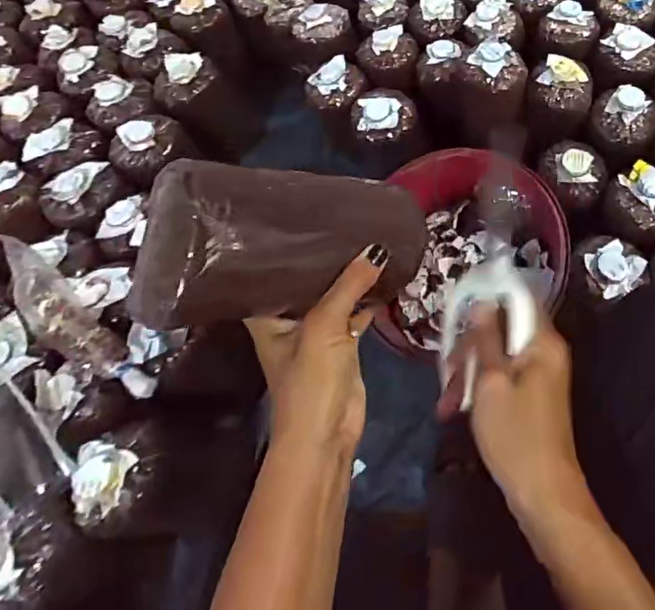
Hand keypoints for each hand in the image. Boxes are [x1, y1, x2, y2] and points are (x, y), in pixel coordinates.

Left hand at [245, 243, 385, 454]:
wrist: (327, 432)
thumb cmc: (310, 378)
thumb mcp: (325, 324)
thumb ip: (349, 285)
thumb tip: (377, 250)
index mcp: (269, 317)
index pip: (273, 276)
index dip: (286, 252)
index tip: (305, 222)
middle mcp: (289, 321)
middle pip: (308, 284)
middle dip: (327, 261)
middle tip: (347, 224)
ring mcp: (316, 334)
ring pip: (335, 297)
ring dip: (351, 279)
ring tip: (370, 243)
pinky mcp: (341, 345)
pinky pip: (355, 313)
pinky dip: (368, 300)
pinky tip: (385, 279)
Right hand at [437, 307, 581, 513]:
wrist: (542, 492)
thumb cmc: (515, 436)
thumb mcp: (491, 383)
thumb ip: (486, 340)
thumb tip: (482, 301)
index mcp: (543, 342)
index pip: (518, 298)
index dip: (488, 296)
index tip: (458, 305)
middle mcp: (546, 350)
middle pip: (504, 328)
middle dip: (470, 347)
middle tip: (446, 371)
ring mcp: (540, 373)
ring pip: (498, 355)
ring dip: (469, 372)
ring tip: (445, 403)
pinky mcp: (532, 394)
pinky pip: (503, 375)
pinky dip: (480, 387)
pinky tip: (455, 409)